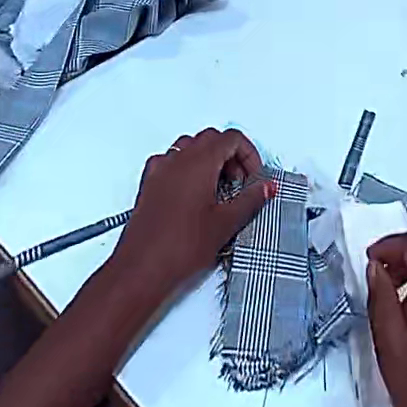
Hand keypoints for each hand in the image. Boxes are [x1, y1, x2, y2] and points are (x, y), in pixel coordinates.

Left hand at [108, 129, 273, 300]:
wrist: (142, 268)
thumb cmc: (179, 247)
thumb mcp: (226, 223)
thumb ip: (250, 200)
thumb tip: (264, 187)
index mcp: (199, 161)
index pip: (231, 138)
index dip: (248, 154)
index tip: (254, 176)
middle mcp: (178, 158)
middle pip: (211, 139)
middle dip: (231, 156)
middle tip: (241, 183)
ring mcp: (160, 168)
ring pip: (190, 147)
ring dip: (209, 160)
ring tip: (219, 191)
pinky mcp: (149, 182)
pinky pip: (171, 162)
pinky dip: (187, 169)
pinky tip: (194, 196)